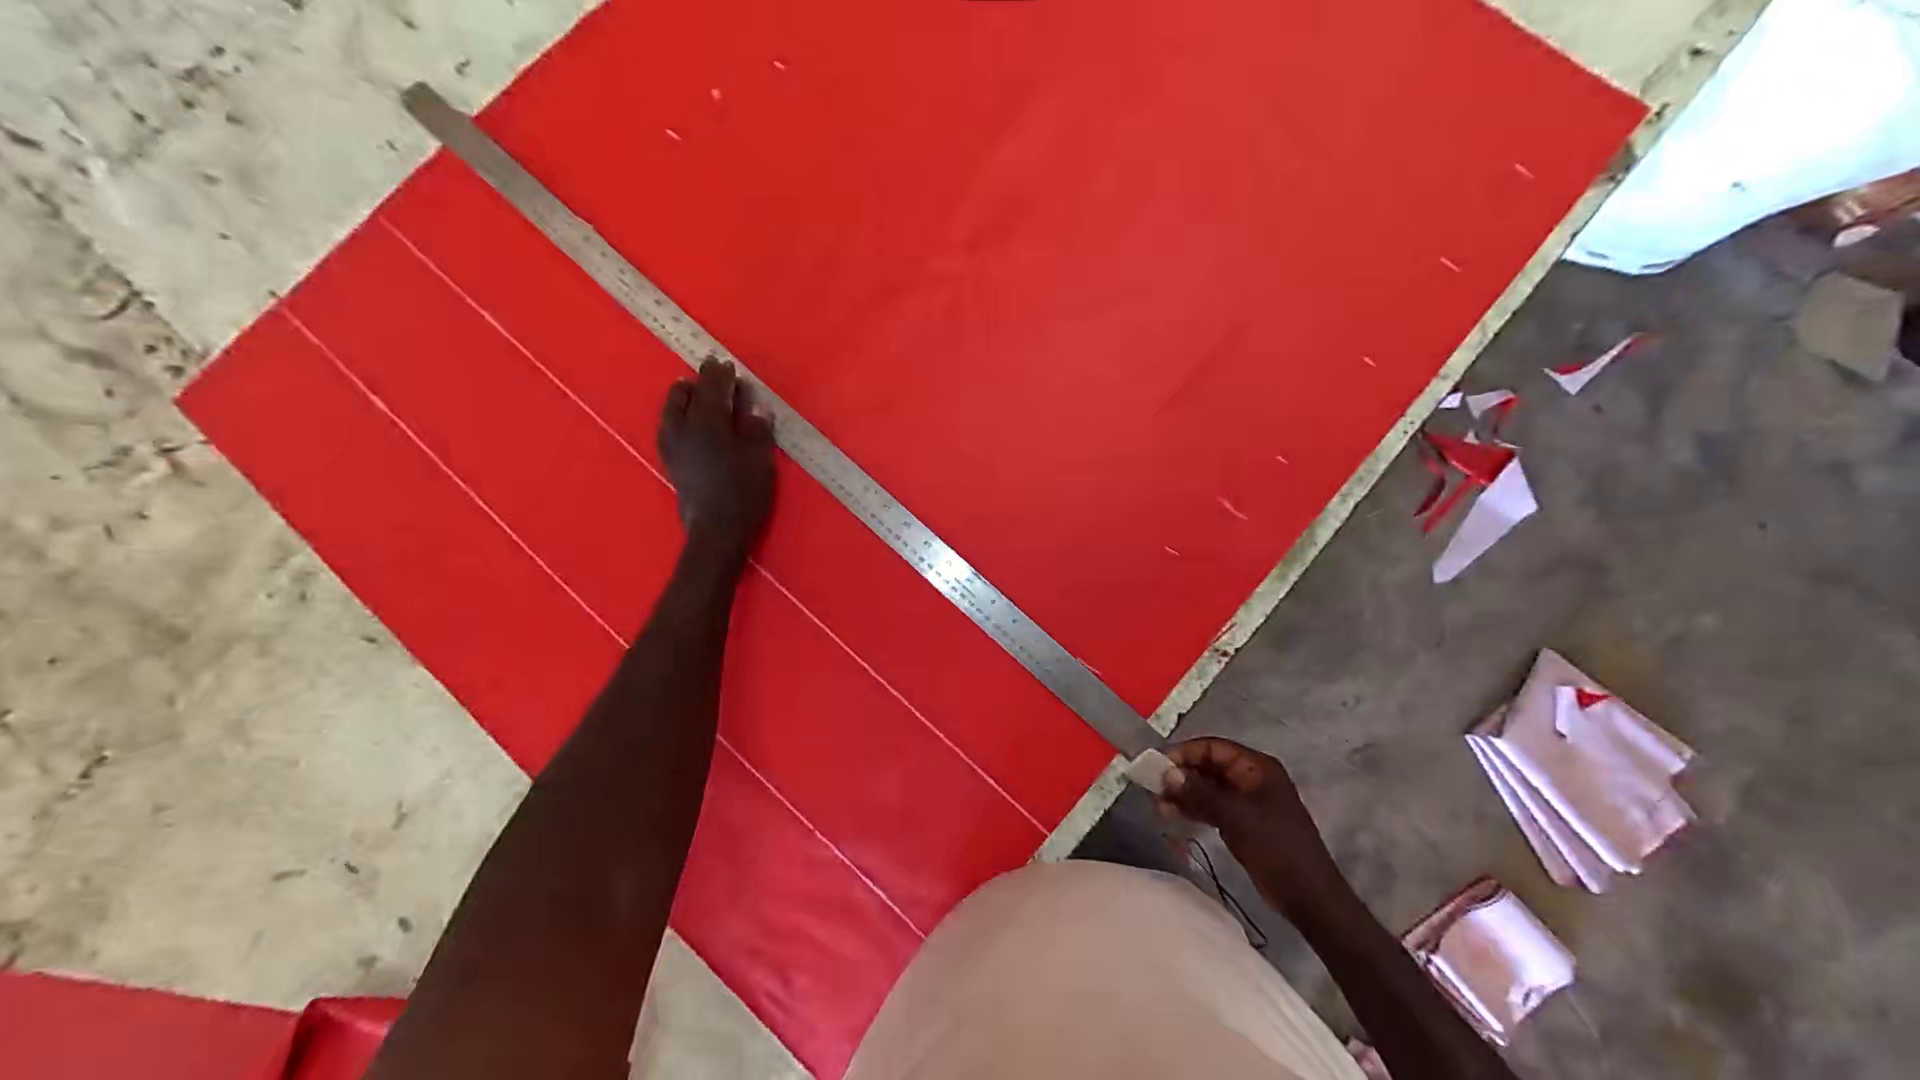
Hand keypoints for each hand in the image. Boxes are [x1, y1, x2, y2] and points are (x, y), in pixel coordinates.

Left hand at [658, 360, 775, 561]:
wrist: (716, 532)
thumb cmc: (744, 494)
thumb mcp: (760, 460)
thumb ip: (757, 430)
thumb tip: (755, 408)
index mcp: (707, 422)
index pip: (712, 387)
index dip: (721, 374)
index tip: (728, 364)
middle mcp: (683, 428)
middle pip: (685, 394)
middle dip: (700, 381)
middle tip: (714, 374)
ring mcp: (672, 445)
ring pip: (672, 409)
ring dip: (684, 396)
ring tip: (694, 391)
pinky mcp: (670, 462)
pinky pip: (669, 426)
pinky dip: (678, 414)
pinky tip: (685, 420)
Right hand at [1158, 737, 1345, 916]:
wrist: (1308, 896)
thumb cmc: (1277, 848)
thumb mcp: (1237, 817)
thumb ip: (1201, 793)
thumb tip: (1167, 774)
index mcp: (1256, 767)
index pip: (1213, 748)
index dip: (1184, 753)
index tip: (1157, 766)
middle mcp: (1250, 779)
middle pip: (1207, 766)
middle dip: (1180, 774)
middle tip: (1152, 787)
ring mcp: (1245, 802)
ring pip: (1206, 788)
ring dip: (1182, 793)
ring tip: (1156, 803)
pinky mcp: (1240, 822)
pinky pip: (1210, 807)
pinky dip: (1191, 809)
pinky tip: (1170, 814)